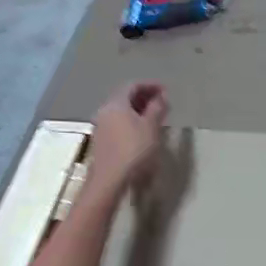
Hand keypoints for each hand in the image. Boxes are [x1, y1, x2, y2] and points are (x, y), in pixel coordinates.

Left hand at [87, 82, 169, 197]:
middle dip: (144, 97)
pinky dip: (130, 121)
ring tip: (154, 117)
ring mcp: (100, 125)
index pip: (133, 85)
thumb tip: (161, 96)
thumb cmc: (133, 150)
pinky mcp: (100, 139)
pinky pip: (117, 122)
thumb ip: (157, 108)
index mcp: (116, 102)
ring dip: (138, 110)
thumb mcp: (151, 127)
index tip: (165, 90)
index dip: (150, 85)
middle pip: (125, 97)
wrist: (109, 180)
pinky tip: (141, 131)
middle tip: (161, 103)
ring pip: (121, 110)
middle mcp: (105, 109)